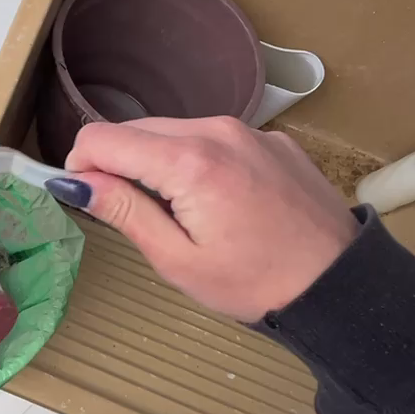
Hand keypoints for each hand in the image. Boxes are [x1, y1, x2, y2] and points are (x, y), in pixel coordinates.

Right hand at [46, 117, 357, 321]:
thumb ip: (123, 210)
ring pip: (170, 130)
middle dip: (116, 164)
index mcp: (188, 161)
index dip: (80, 165)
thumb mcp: (175, 258)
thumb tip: (74, 180)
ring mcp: (247, 130)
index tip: (88, 199)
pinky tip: (215, 201)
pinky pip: (209, 137)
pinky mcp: (270, 138)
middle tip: (130, 214)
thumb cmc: (253, 282)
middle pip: (133, 129)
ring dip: (153, 162)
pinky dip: (192, 160)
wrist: (340, 285)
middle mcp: (216, 130)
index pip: (101, 137)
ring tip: (176, 211)